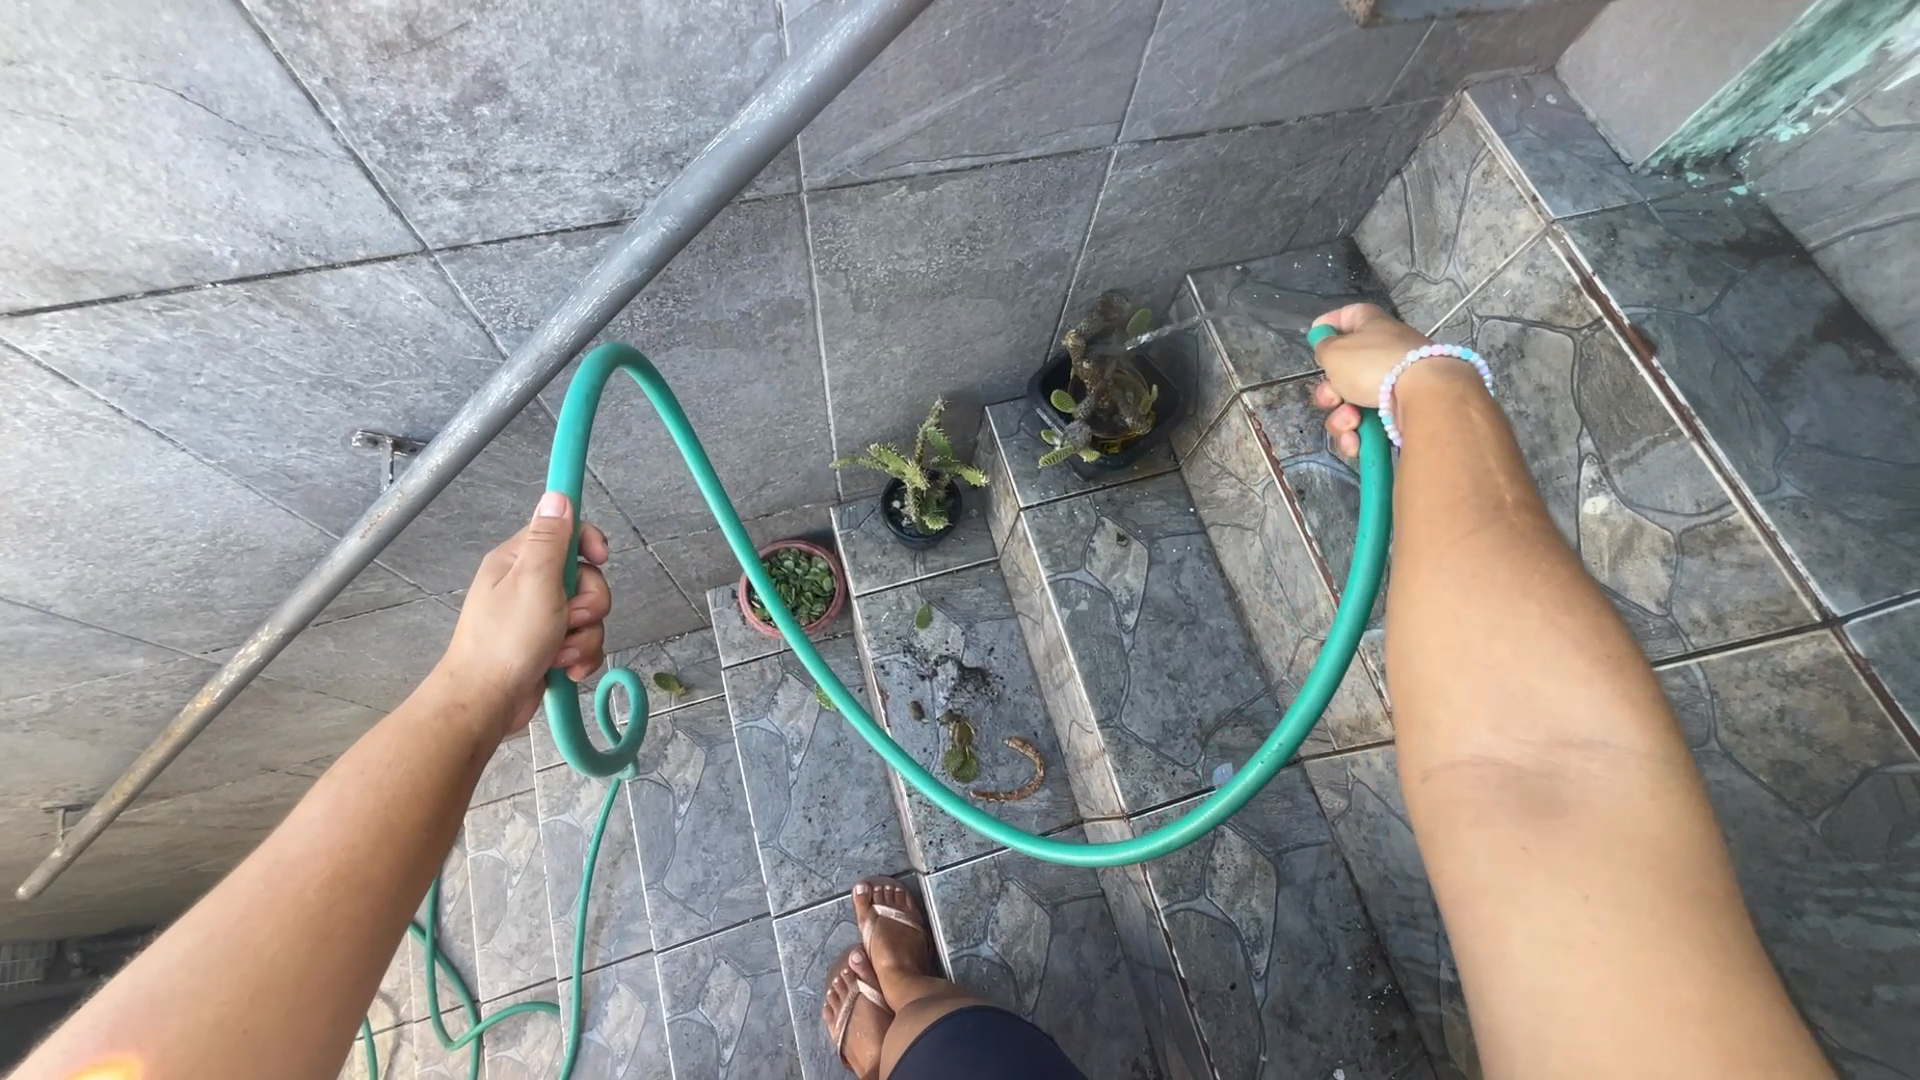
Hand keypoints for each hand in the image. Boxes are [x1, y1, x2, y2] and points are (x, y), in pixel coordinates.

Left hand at [436, 492, 612, 735]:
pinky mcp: (551, 647)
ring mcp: (541, 619)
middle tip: (570, 618)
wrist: (488, 702)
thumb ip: (551, 539)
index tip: (600, 558)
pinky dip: (582, 656)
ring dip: (585, 636)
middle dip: (590, 603)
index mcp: (519, 562)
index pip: (566, 533)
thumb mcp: (534, 580)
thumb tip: (558, 496)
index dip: (589, 543)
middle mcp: (530, 586)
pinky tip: (566, 669)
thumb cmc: (506, 640)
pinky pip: (586, 642)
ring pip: (591, 614)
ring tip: (561, 653)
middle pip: (588, 578)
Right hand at [1309, 303, 1432, 457]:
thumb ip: (1324, 348)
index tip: (1315, 334)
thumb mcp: (1335, 351)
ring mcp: (1392, 384)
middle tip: (1332, 398)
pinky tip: (1356, 439)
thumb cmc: (1375, 364)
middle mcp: (1382, 353)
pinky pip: (1365, 426)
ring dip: (1341, 418)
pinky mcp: (1398, 413)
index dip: (1331, 323)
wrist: (1424, 394)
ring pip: (1350, 405)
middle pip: (1343, 373)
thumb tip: (1328, 348)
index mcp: (1371, 328)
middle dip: (1329, 392)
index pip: (1349, 315)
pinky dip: (1356, 435)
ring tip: (1351, 421)